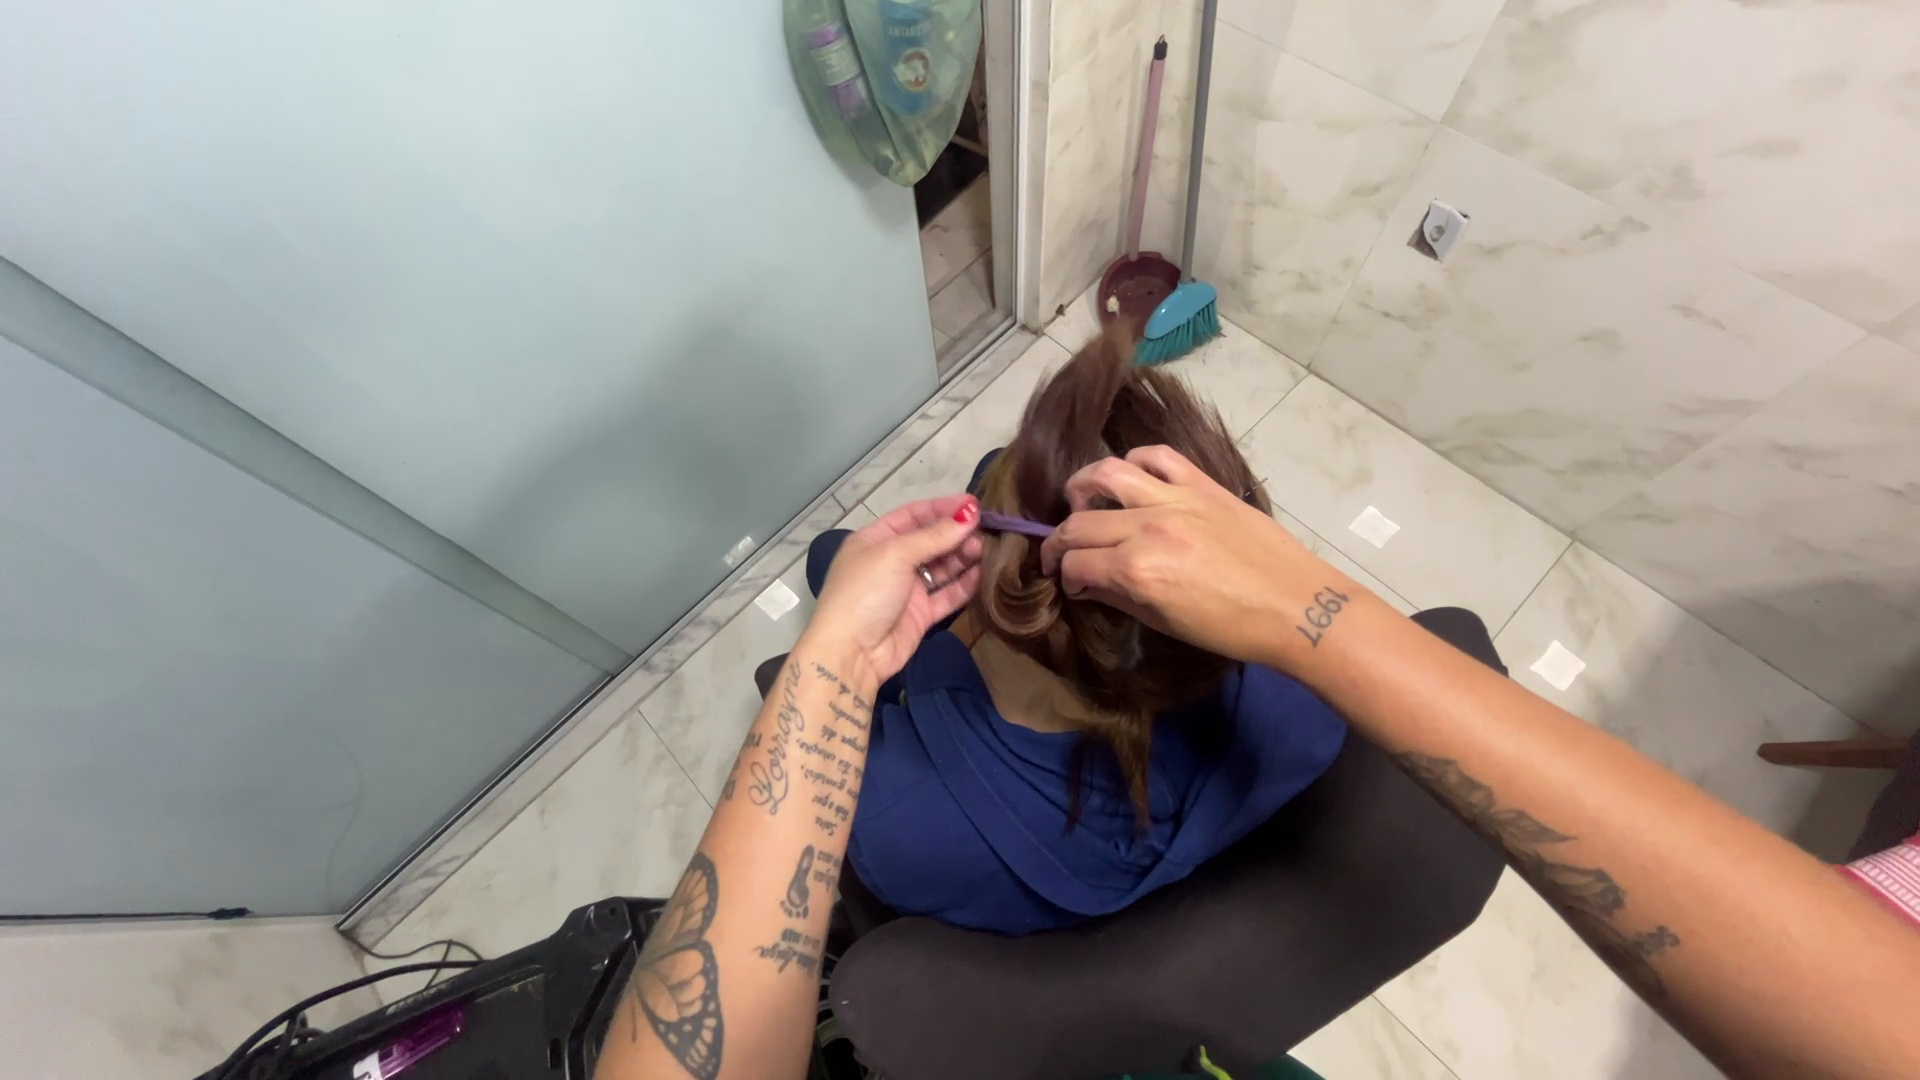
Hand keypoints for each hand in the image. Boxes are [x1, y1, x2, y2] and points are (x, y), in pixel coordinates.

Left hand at [801, 495, 984, 687]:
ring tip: (984, 548)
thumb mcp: (894, 555)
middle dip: (956, 533)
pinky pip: (948, 594)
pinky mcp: (921, 614)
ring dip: (963, 556)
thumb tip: (969, 513)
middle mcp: (892, 561)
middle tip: (985, 528)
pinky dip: (965, 584)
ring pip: (942, 567)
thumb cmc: (864, 593)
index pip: (914, 515)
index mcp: (876, 539)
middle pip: (931, 540)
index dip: (943, 508)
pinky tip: (983, 572)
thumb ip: (934, 536)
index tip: (974, 504)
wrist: (851, 654)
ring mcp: (907, 589)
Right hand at [1038, 446, 1363, 668]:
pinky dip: (1134, 461)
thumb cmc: (1228, 627)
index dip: (1063, 576)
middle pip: (1080, 523)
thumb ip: (1116, 597)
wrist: (1295, 607)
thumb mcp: (1163, 622)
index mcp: (1136, 572)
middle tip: (1061, 553)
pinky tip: (1130, 479)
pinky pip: (1157, 455)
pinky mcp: (1202, 484)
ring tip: (1081, 502)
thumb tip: (1083, 585)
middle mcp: (1148, 529)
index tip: (1069, 583)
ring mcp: (1175, 500)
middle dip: (1058, 542)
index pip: (1075, 563)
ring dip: (1081, 487)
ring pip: (1106, 473)